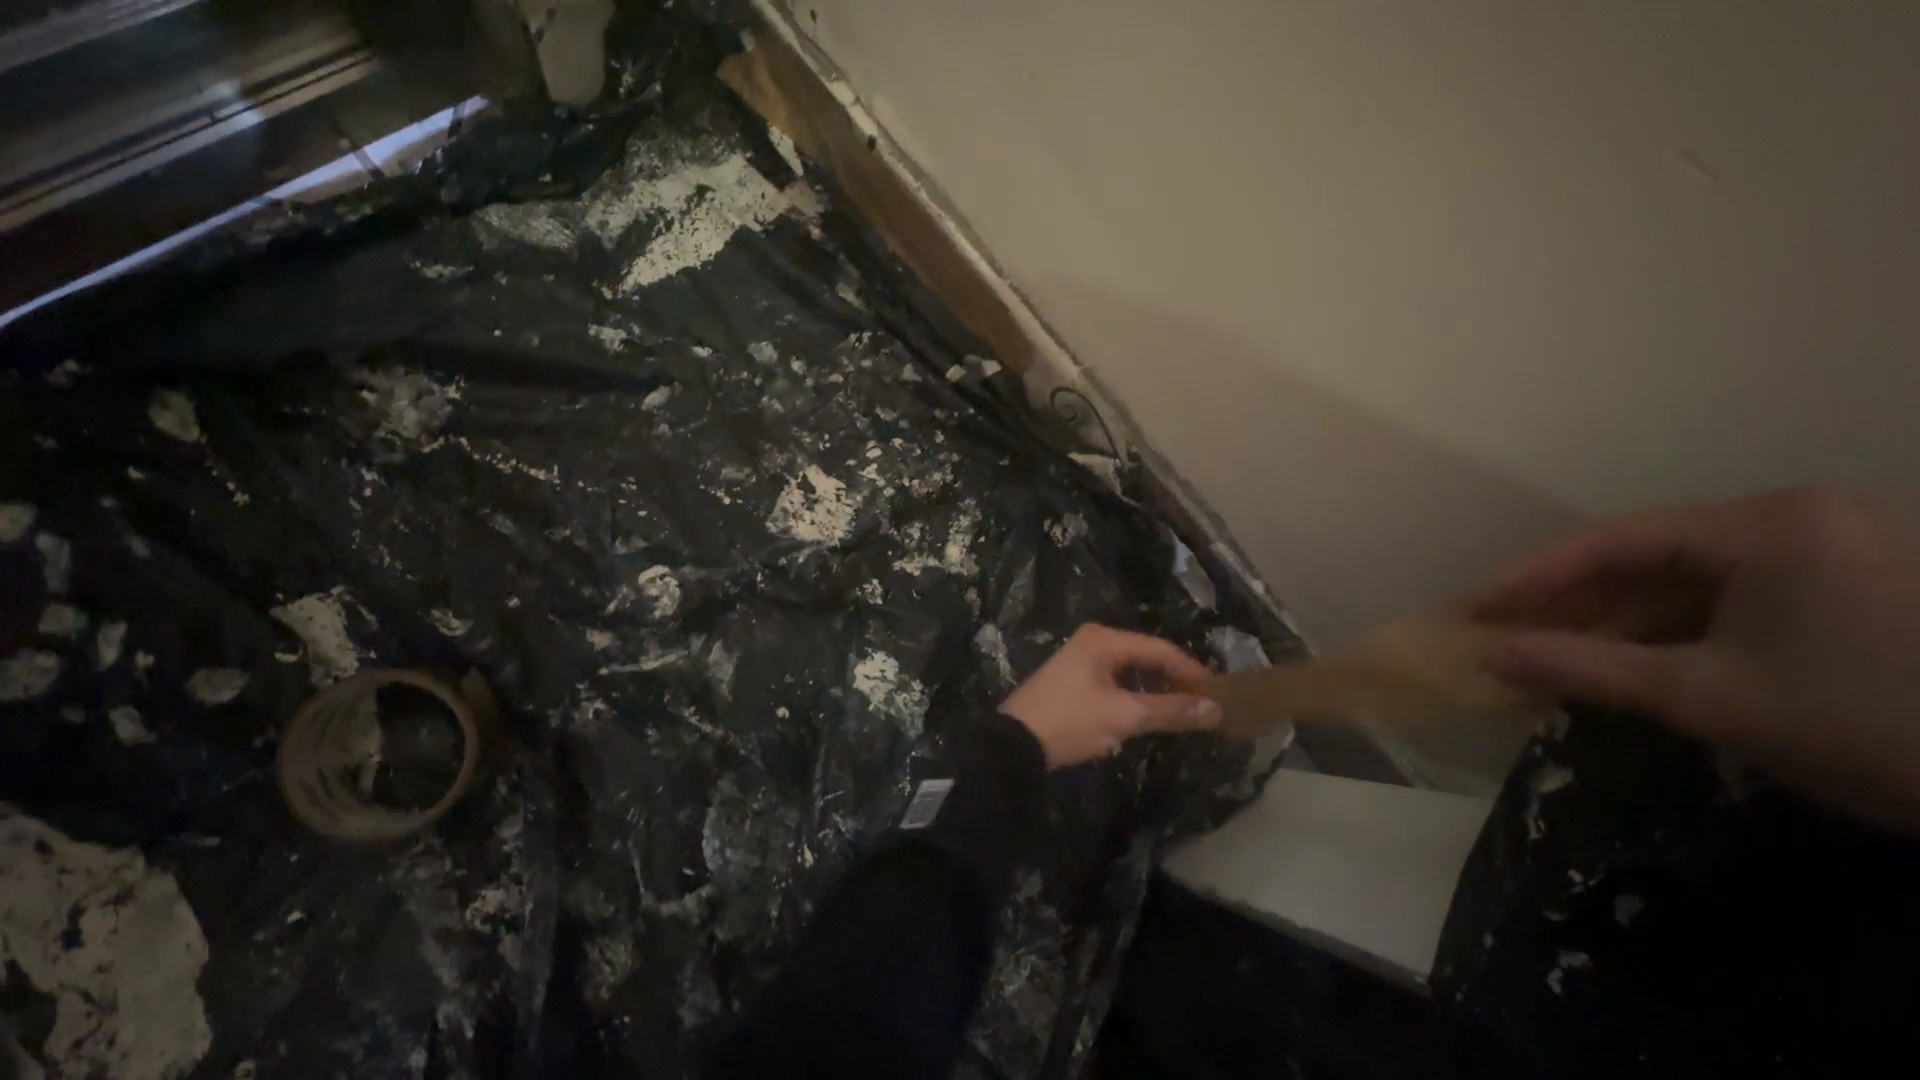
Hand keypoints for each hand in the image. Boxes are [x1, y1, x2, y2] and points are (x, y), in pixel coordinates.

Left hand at [1000, 624, 1221, 768]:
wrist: (1012, 745)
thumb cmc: (1069, 722)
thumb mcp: (1123, 716)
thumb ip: (1170, 710)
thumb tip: (1215, 709)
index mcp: (1104, 640)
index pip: (1162, 650)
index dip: (1192, 672)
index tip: (1219, 695)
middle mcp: (1093, 642)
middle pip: (1147, 658)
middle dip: (1175, 682)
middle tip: (1204, 706)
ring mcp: (1081, 662)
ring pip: (1132, 673)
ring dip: (1155, 693)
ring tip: (1182, 715)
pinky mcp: (1074, 683)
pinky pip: (1116, 685)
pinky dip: (1135, 700)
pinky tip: (1146, 719)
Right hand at [1472, 487, 1919, 832]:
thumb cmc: (1862, 726)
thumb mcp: (1706, 698)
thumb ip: (1586, 669)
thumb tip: (1490, 658)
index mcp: (1766, 525)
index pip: (1617, 539)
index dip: (1534, 576)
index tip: (1474, 608)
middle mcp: (1795, 520)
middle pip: (1650, 556)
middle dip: (1572, 601)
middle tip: (1502, 633)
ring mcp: (1825, 552)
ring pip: (1686, 581)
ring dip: (1616, 621)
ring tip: (1547, 653)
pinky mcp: (1843, 589)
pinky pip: (1728, 600)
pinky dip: (1670, 632)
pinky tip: (1623, 660)